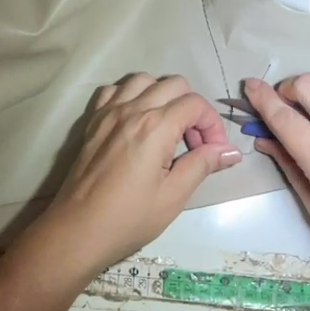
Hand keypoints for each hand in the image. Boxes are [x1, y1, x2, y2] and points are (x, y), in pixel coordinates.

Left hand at [15, 74, 243, 282]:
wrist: (78, 230)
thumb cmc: (129, 219)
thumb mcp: (174, 196)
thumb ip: (203, 165)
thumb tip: (231, 151)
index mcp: (155, 126)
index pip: (196, 104)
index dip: (212, 125)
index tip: (213, 152)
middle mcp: (132, 109)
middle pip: (174, 84)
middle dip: (192, 108)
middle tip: (192, 143)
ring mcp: (108, 111)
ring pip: (143, 80)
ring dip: (162, 96)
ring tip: (166, 129)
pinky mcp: (92, 120)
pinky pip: (114, 90)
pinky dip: (130, 96)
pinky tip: (136, 122)